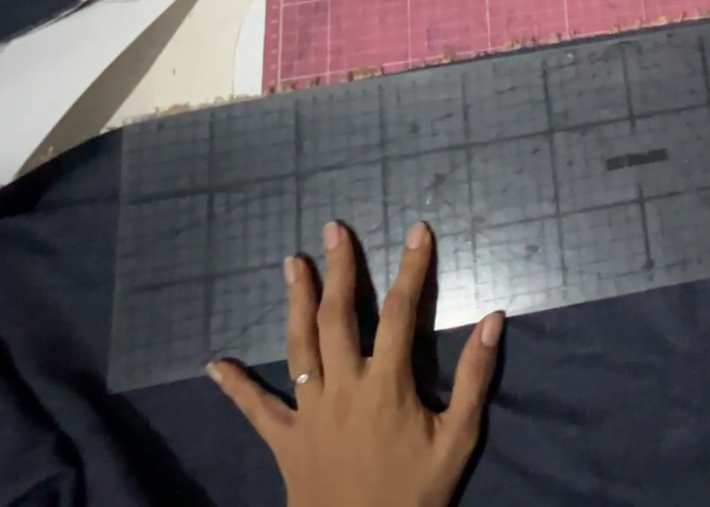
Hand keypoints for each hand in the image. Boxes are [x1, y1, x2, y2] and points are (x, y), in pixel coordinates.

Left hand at [209, 220, 506, 506]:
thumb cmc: (416, 491)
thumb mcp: (459, 437)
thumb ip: (475, 376)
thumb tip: (494, 318)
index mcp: (387, 383)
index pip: (403, 311)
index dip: (412, 268)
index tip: (417, 232)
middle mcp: (344, 387)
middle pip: (339, 317)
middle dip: (340, 269)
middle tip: (334, 230)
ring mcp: (308, 412)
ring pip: (299, 347)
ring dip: (296, 302)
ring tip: (293, 263)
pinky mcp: (284, 441)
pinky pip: (256, 410)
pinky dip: (236, 387)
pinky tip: (215, 364)